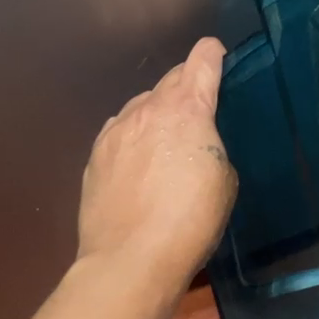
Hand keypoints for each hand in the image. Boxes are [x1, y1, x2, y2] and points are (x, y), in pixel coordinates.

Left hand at [78, 36, 236, 286]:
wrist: (129, 262)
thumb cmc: (191, 219)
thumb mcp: (224, 176)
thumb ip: (211, 142)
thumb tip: (196, 140)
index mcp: (189, 107)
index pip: (204, 56)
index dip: (215, 56)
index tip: (222, 67)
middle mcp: (151, 107)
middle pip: (173, 77)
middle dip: (188, 87)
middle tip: (198, 118)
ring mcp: (118, 129)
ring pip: (144, 103)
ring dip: (158, 113)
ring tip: (164, 146)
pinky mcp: (95, 154)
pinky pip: (121, 129)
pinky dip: (134, 136)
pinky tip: (138, 165)